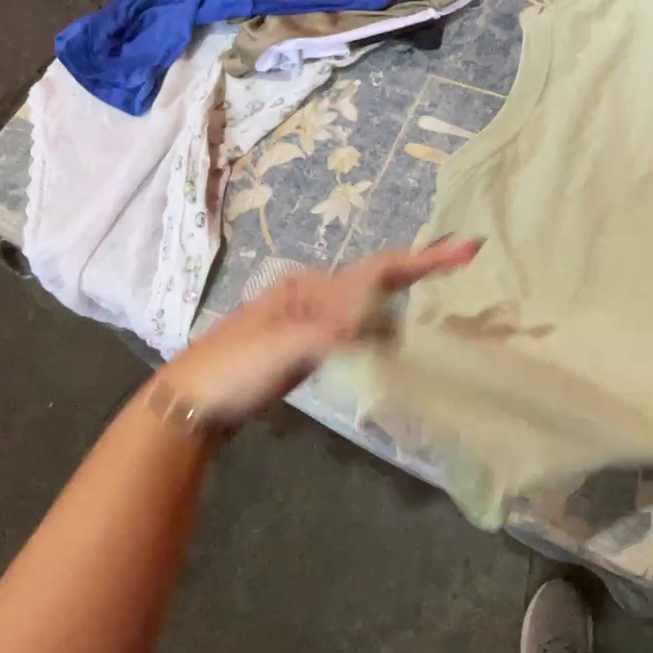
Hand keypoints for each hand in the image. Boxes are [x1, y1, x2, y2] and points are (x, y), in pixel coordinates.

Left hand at [157, 239, 480, 426]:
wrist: (185, 403)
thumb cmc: (233, 369)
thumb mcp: (284, 347)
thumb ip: (335, 333)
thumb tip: (385, 325)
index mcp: (311, 287)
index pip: (380, 268)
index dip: (425, 258)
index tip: (466, 249)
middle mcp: (314, 293)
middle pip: (378, 276)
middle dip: (421, 267)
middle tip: (463, 259)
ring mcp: (309, 317)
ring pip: (369, 299)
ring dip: (405, 290)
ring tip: (441, 284)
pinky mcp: (307, 342)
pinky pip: (357, 324)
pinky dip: (383, 321)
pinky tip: (393, 332)